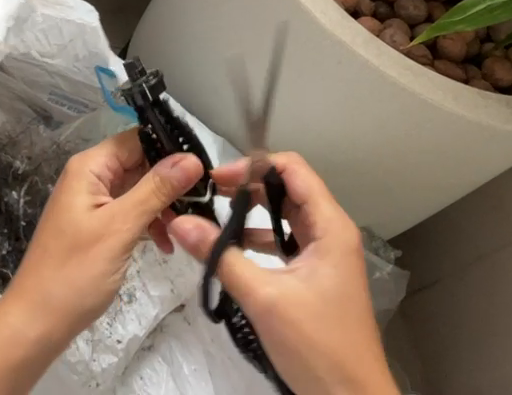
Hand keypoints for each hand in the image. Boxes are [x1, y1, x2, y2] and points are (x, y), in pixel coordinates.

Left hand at [0, 130, 204, 394]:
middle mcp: (90, 177)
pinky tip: (166, 245)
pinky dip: (149, 224)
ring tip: (185, 229)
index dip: (169, 149)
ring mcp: (92, 202)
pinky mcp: (97, 226)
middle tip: (204, 203)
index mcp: (90, 167)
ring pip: (137, 190)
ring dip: (162, 206)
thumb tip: (191, 159)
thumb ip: (156, 190)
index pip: (136, 140)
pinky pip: (130, 212)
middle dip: (170, 181)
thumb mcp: (120, 227)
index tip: (205, 168)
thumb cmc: (75, 270)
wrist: (38, 321)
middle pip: (138, 163)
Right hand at [170, 153, 397, 394]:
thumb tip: (180, 221)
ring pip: (285, 216)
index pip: (293, 168)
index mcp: (330, 226)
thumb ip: (220, 256)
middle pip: (287, 189)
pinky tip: (233, 250)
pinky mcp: (318, 276)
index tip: (217, 178)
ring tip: (214, 218)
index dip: (253, 166)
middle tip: (209, 194)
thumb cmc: (317, 345)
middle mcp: (331, 232)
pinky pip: (286, 242)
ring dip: (252, 213)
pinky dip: (260, 239)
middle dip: (248, 187)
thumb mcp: (264, 298)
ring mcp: (326, 255)